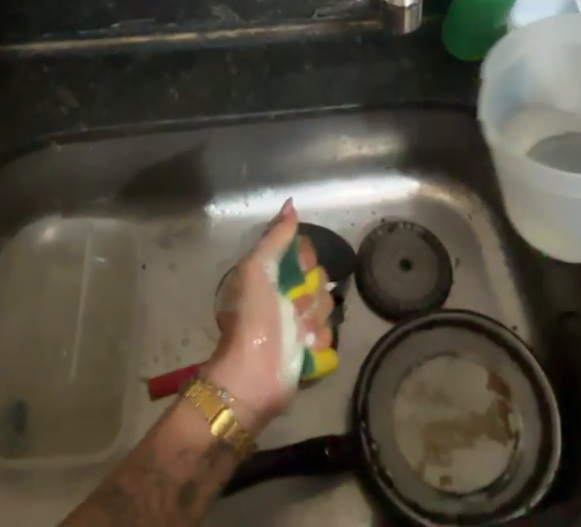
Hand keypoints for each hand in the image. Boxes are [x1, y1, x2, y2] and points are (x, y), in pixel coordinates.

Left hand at [201, 200, 334, 431]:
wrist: (252, 376)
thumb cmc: (252, 318)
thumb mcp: (256, 270)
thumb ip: (275, 238)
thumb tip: (291, 204)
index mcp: (270, 274)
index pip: (304, 253)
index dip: (306, 259)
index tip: (300, 269)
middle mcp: (285, 294)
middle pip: (319, 279)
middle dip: (311, 294)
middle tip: (294, 307)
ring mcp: (297, 322)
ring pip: (327, 307)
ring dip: (313, 319)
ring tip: (297, 332)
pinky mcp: (308, 348)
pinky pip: (328, 335)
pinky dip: (317, 341)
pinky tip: (303, 347)